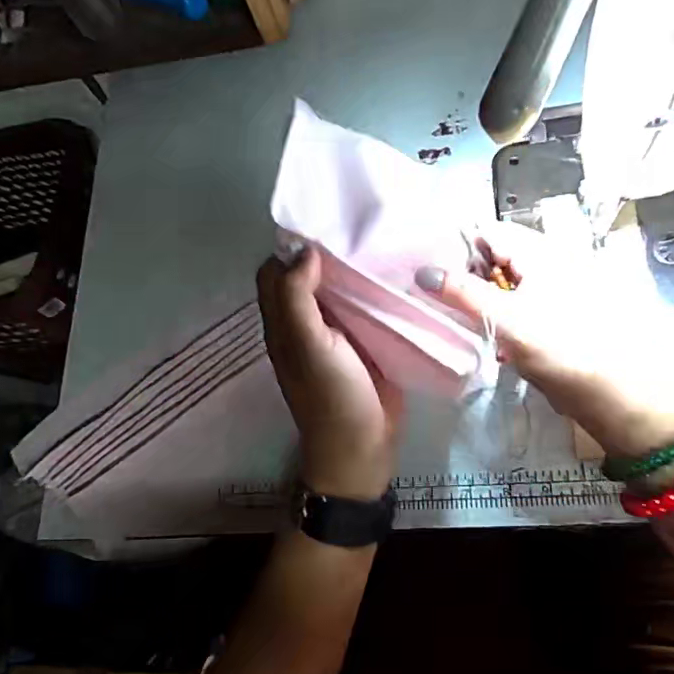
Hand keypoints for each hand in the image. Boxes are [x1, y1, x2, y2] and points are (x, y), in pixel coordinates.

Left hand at [258, 248, 400, 498]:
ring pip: (340, 291)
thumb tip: (303, 248)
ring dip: (355, 271)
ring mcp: (340, 335)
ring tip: (381, 244)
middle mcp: (308, 323)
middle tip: (360, 229)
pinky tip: (397, 278)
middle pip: (310, 276)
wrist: (365, 447)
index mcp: (285, 322)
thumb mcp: (309, 346)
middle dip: (329, 253)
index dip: (292, 248)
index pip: (276, 271)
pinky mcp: (369, 344)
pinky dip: (376, 292)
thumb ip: (299, 298)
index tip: (325, 226)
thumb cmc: (333, 398)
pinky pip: (367, 309)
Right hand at [415, 224, 673, 456]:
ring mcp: (553, 291)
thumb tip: (423, 271)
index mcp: (541, 252)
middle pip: (495, 257)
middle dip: (464, 273)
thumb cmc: (561, 349)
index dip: (455, 243)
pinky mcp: (555, 318)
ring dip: (479, 298)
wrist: (613, 393)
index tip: (423, 264)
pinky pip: (516, 307)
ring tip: (447, 314)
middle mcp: (548, 263)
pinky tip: (481, 334)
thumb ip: (464, 294)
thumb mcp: (507, 320)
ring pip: (504, 284)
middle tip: (429, 292)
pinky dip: (497, 316)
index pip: (488, 230)